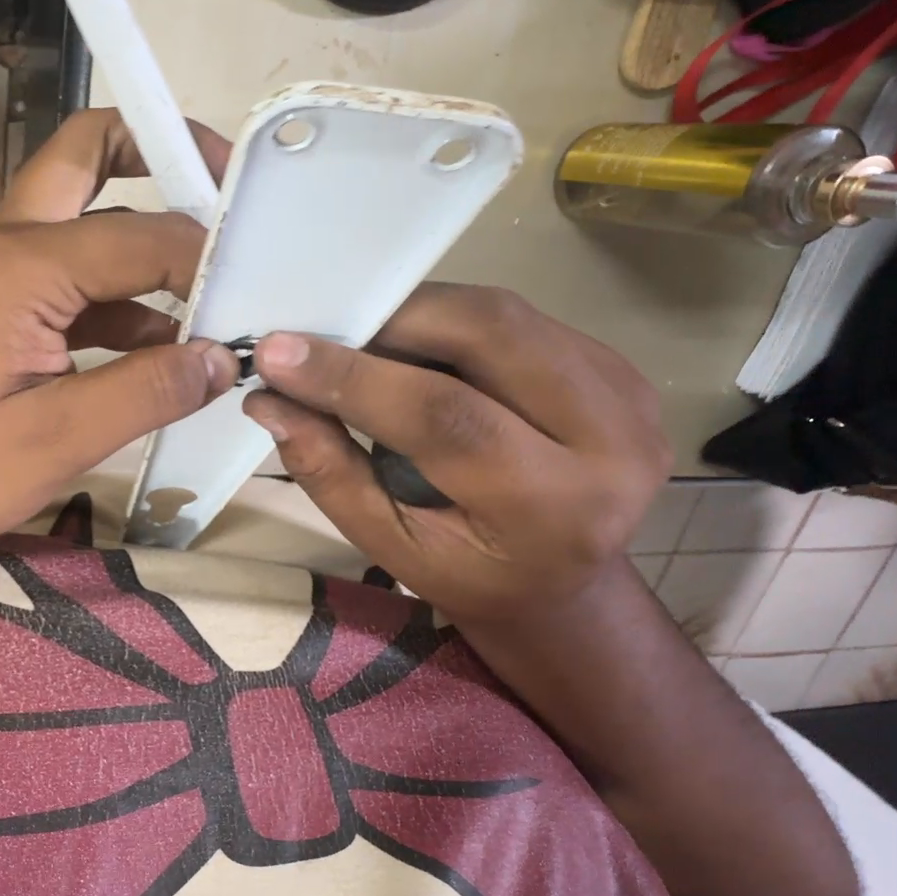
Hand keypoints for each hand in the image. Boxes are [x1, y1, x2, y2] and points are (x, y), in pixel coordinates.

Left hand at [0, 109, 239, 563]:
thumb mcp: (58, 438)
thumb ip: (149, 390)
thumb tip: (226, 358)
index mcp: (23, 265)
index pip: (144, 233)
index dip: (207, 256)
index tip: (260, 288)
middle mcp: (6, 244)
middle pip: (90, 156)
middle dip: (163, 155)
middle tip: (229, 194)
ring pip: (82, 217)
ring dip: (143, 241)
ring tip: (212, 292)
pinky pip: (67, 278)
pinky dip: (116, 297)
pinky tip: (158, 348)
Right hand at [242, 284, 671, 622]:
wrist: (563, 583)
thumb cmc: (469, 574)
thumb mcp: (390, 546)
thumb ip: (331, 474)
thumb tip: (269, 401)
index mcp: (553, 508)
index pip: (444, 417)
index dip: (354, 376)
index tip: (277, 352)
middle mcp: (612, 440)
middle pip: (488, 334)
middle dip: (389, 320)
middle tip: (321, 333)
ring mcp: (626, 393)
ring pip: (501, 312)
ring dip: (416, 314)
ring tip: (360, 340)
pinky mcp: (617, 365)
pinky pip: (514, 317)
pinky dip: (447, 321)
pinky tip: (413, 348)